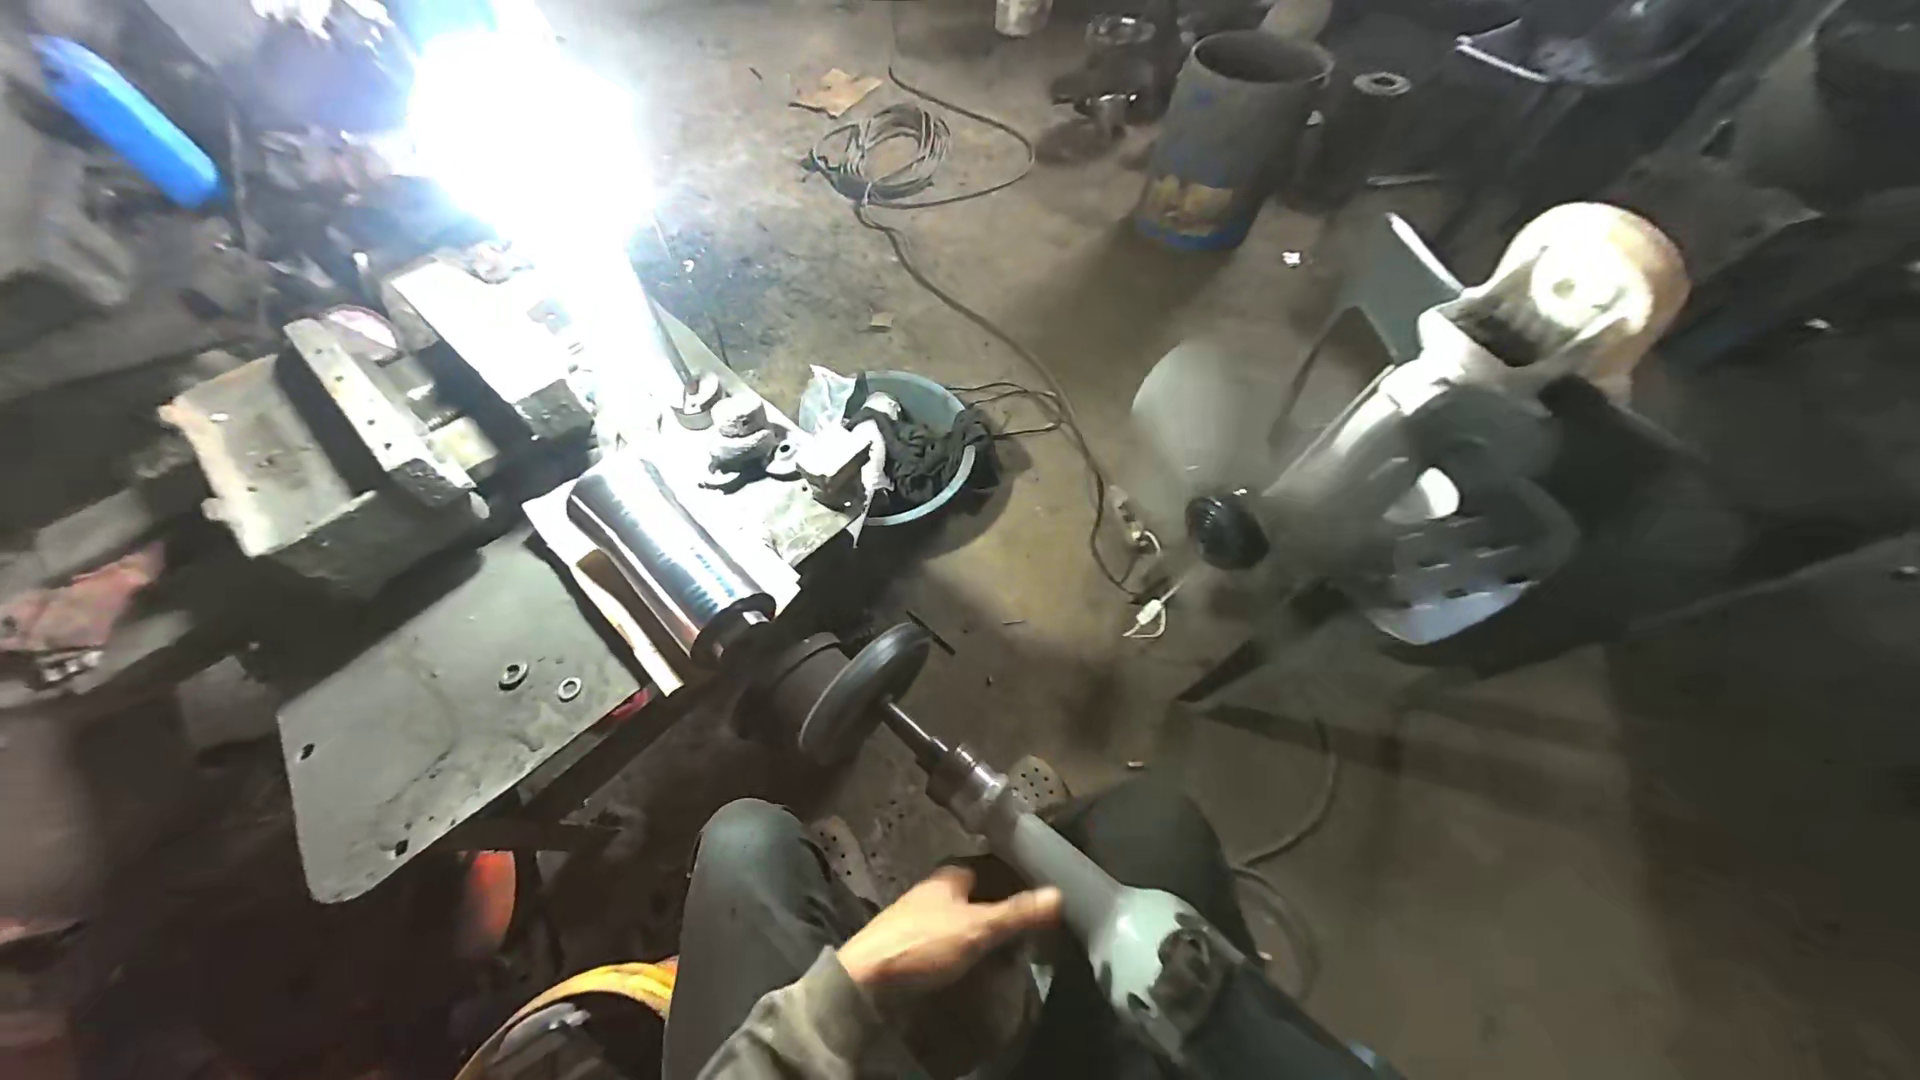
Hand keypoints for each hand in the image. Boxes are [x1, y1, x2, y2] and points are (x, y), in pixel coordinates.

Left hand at [836, 866, 1061, 997]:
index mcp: (951, 874)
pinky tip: (983, 964)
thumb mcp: (977, 928)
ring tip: (1016, 949)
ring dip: (988, 930)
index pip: (993, 865)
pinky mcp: (915, 943)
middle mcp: (938, 888)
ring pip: (967, 916)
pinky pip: (954, 938)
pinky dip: (972, 947)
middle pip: (981, 892)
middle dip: (1005, 907)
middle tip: (1034, 928)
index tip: (1042, 895)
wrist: (866, 980)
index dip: (1017, 877)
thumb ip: (1016, 913)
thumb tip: (1059, 894)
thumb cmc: (923, 942)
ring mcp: (924, 915)